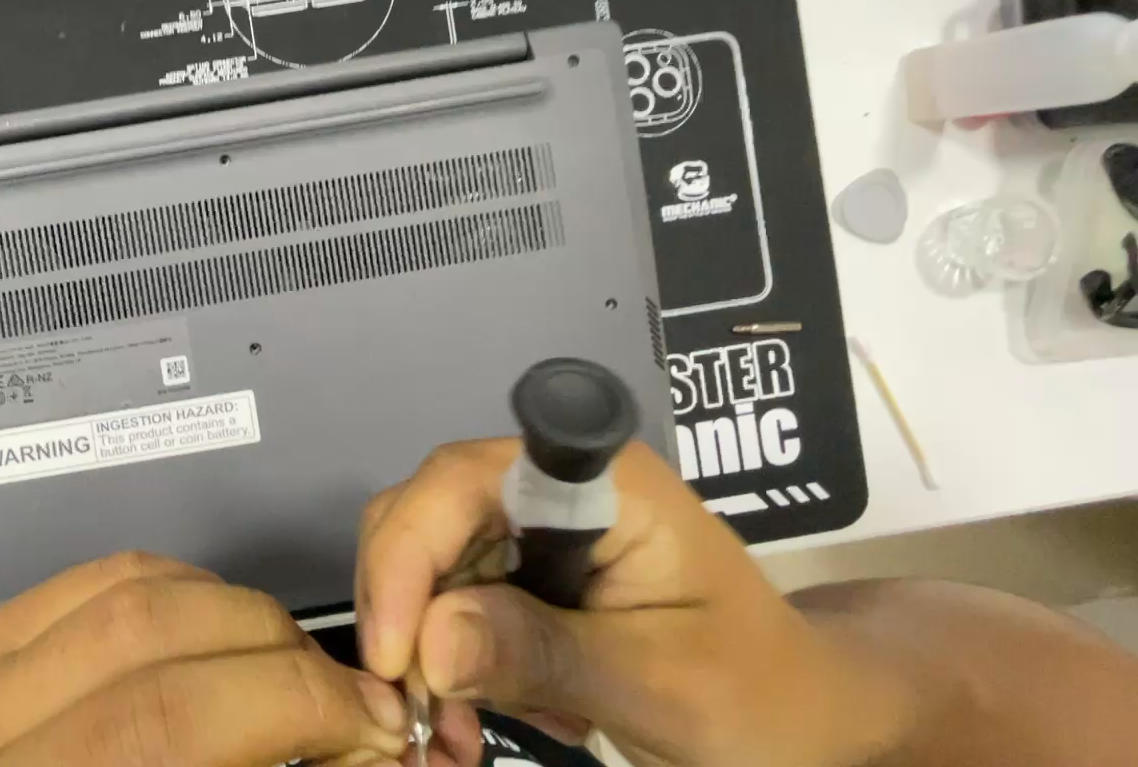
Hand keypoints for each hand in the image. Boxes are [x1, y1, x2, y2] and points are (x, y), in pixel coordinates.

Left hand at [0, 551, 412, 766]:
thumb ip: (276, 766)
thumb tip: (372, 731)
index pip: (168, 719)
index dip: (292, 701)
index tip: (372, 716)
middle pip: (148, 634)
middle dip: (271, 646)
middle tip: (340, 687)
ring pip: (127, 586)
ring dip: (229, 607)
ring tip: (283, 652)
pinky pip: (98, 575)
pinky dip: (175, 584)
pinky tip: (215, 615)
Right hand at [355, 441, 914, 766]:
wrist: (810, 719)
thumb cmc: (764, 699)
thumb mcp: (661, 689)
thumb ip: (544, 655)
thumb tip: (427, 647)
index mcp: (595, 479)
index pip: (461, 481)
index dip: (410, 552)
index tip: (396, 655)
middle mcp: (542, 479)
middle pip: (423, 513)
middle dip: (404, 609)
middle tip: (415, 709)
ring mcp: (523, 517)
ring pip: (419, 554)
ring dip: (418, 640)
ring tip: (453, 728)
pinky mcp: (513, 557)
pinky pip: (440, 590)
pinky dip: (439, 652)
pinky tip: (478, 706)